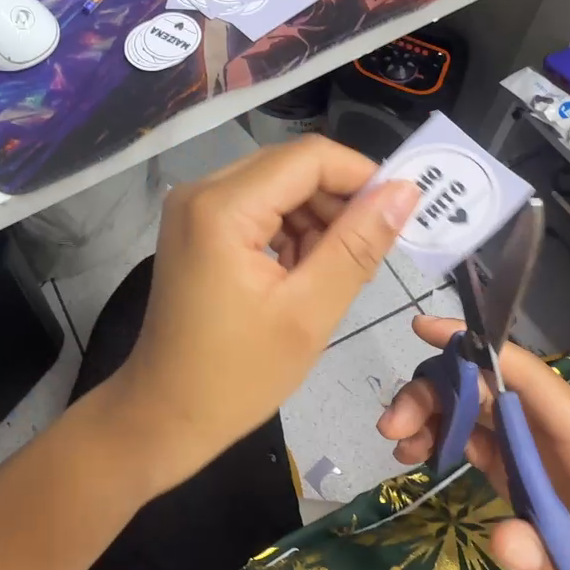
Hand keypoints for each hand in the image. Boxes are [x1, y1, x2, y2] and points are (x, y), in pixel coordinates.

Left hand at [101, 137, 420, 489]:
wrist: (165, 412)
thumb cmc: (237, 375)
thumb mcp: (309, 313)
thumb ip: (357, 245)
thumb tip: (404, 192)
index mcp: (222, 207)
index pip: (308, 157)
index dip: (361, 177)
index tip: (397, 216)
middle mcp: (200, 191)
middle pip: (290, 167)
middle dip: (336, 204)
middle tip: (361, 259)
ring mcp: (192, 207)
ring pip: (275, 186)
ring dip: (312, 220)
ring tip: (324, 276)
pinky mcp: (193, 225)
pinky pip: (254, 206)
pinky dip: (285, 231)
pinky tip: (296, 275)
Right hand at [377, 316, 569, 569]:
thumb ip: (561, 569)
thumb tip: (498, 535)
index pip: (536, 383)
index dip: (482, 350)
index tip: (426, 330)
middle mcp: (565, 445)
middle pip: (494, 391)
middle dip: (439, 392)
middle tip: (392, 427)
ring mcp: (543, 461)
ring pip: (479, 410)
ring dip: (433, 414)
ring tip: (397, 446)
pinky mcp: (525, 481)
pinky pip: (478, 441)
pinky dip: (442, 438)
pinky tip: (416, 455)